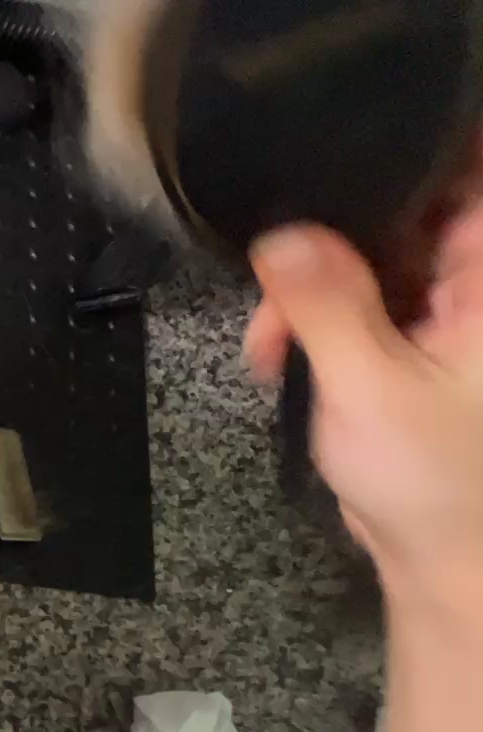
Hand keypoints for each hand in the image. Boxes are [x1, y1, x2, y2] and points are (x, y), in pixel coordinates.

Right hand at [247, 223, 482, 619]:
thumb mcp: (369, 385)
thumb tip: (283, 238)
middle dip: (322, 260)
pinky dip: (309, 329)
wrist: (444, 545)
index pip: (459, 193)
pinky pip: (355, 310)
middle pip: (399, 230)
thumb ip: (328, 308)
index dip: (390, 183)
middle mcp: (476, 294)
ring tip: (273, 353)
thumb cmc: (431, 471)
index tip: (314, 201)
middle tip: (274, 314)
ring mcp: (446, 319)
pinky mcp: (412, 346)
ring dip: (306, 303)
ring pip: (366, 271)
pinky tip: (287, 361)